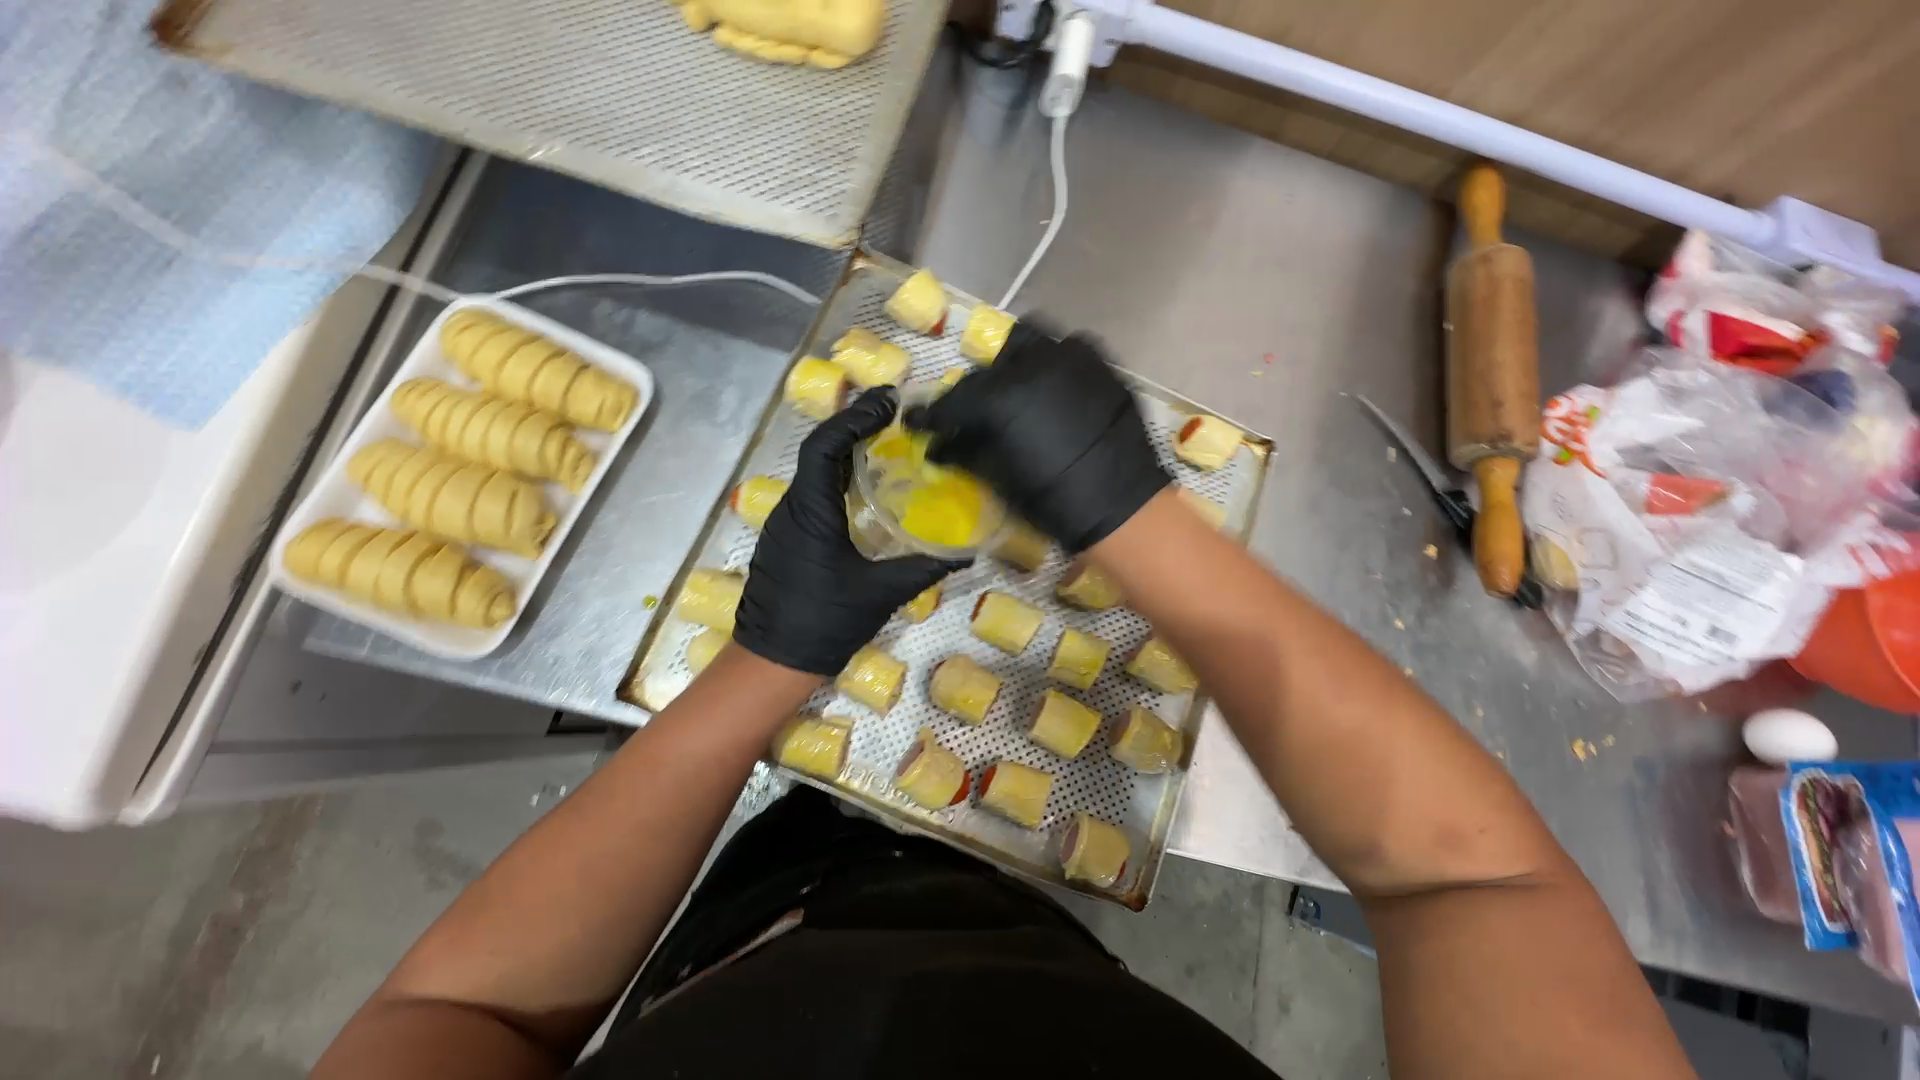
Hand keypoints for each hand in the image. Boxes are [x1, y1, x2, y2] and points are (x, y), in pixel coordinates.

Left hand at [734, 387, 965, 675]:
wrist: (774, 659)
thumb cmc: (825, 622)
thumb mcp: (882, 593)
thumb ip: (924, 569)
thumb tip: (965, 555)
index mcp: (811, 511)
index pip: (825, 445)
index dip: (855, 418)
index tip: (888, 404)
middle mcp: (792, 508)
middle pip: (820, 451)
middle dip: (855, 426)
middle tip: (894, 413)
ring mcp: (785, 523)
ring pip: (814, 472)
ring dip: (847, 450)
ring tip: (886, 439)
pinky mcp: (788, 538)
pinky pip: (814, 493)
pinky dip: (839, 477)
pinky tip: (866, 486)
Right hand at [906, 329, 1170, 551]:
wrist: (1121, 506)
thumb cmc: (1051, 500)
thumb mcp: (998, 478)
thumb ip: (964, 452)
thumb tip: (939, 444)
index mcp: (998, 397)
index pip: (953, 400)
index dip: (933, 415)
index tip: (921, 422)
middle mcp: (1030, 365)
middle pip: (988, 369)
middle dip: (977, 390)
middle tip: (976, 414)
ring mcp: (1070, 358)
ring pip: (1029, 344)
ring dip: (1015, 363)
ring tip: (1016, 390)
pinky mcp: (1101, 363)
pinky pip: (1069, 351)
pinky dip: (1054, 364)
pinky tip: (1053, 389)